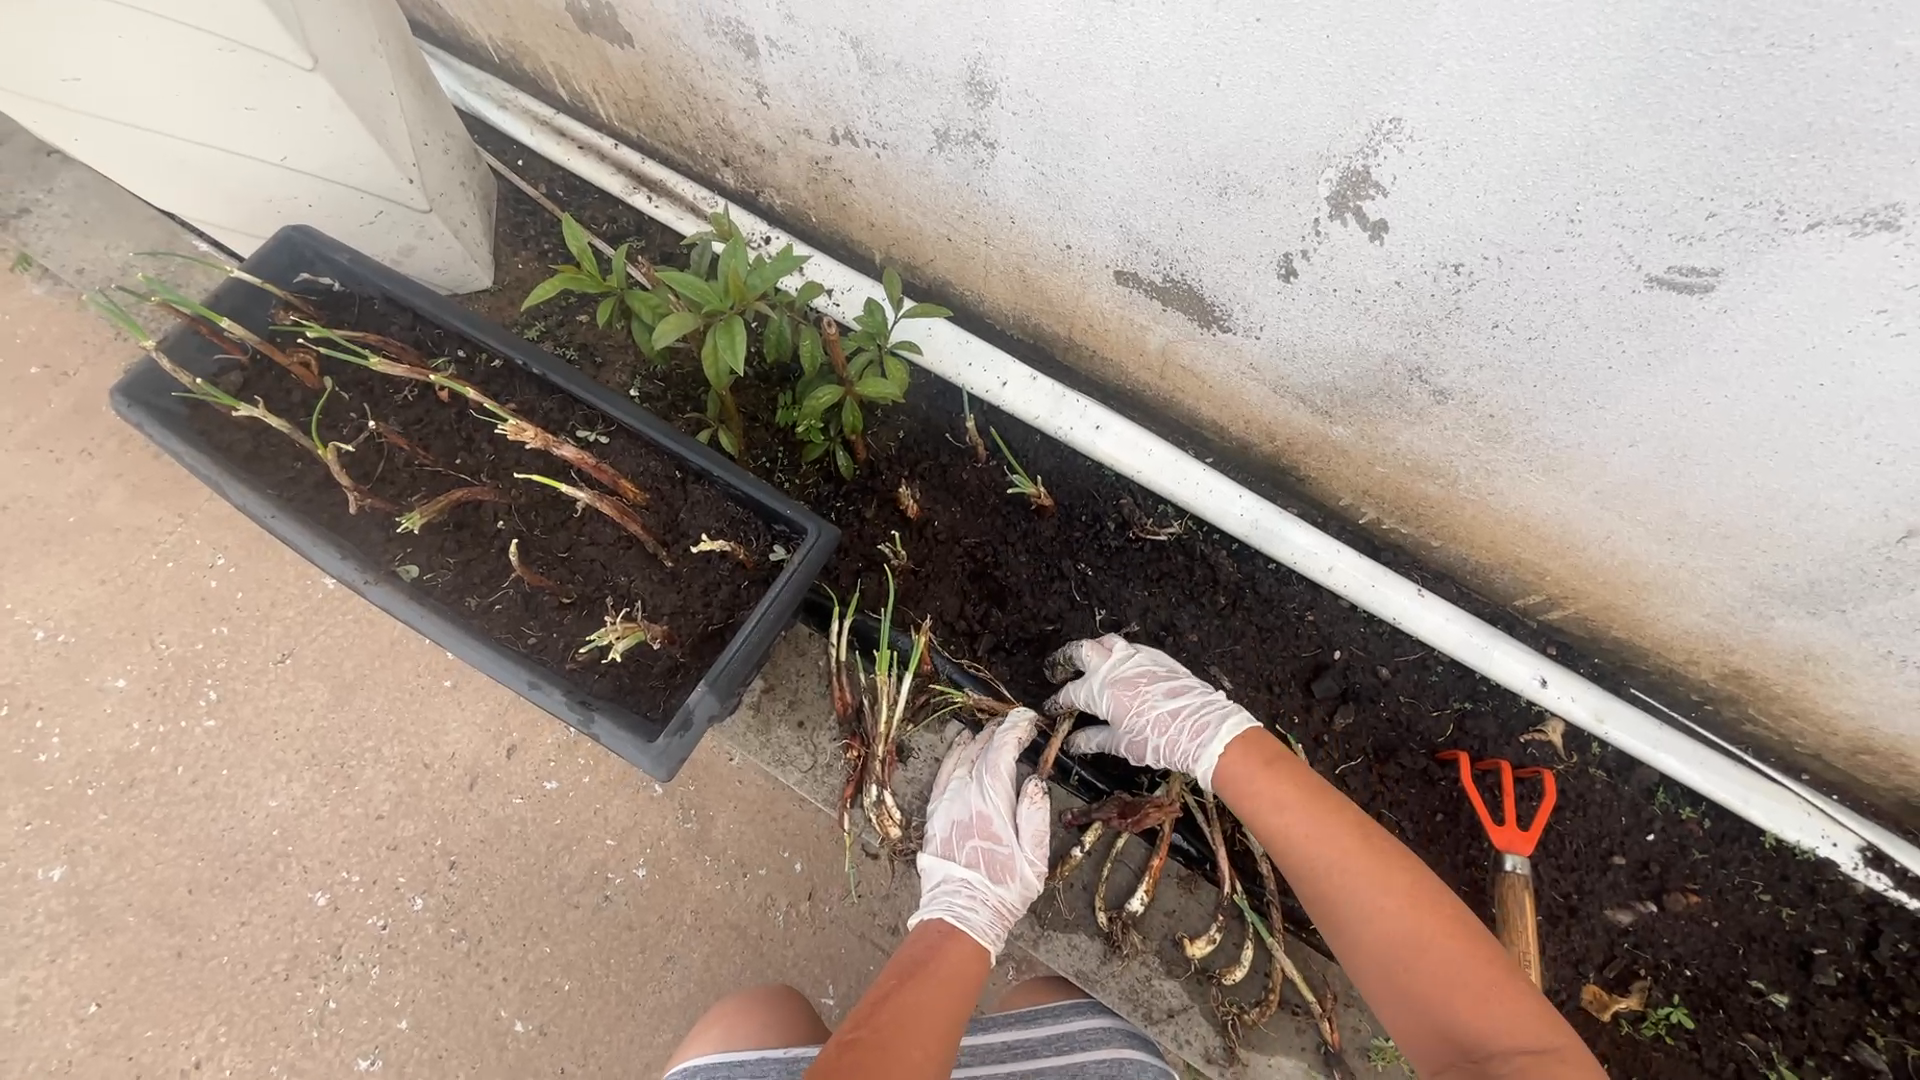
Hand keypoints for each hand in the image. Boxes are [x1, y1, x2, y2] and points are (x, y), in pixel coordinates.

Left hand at [907, 709, 1050, 959]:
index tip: (1028, 720)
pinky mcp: (935, 812)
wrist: (960, 913)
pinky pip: (944, 772)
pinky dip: (954, 754)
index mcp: (991, 803)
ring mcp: (946, 802)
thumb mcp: (1034, 859)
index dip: (1015, 730)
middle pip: (982, 750)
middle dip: (1000, 731)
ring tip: (994, 729)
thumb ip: (1035, 815)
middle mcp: (965, 795)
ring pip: (961, 757)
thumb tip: (1035, 780)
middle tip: (1017, 724)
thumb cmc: (1002, 891)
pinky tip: (961, 744)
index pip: (1001, 752)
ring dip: (979, 739)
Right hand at [1044, 634, 1261, 789]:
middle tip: (1058, 671)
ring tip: (1088, 661)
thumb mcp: (1121, 743)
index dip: (1057, 701)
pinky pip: (1130, 647)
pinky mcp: (1155, 657)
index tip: (1052, 708)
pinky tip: (1122, 664)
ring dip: (1092, 649)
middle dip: (1064, 659)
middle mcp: (1112, 667)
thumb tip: (1073, 742)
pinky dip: (1119, 653)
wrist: (1201, 728)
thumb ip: (1093, 739)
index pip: (1069, 693)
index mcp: (1098, 690)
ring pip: (1105, 642)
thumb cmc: (1157, 738)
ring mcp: (1134, 658)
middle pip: (1080, 651)